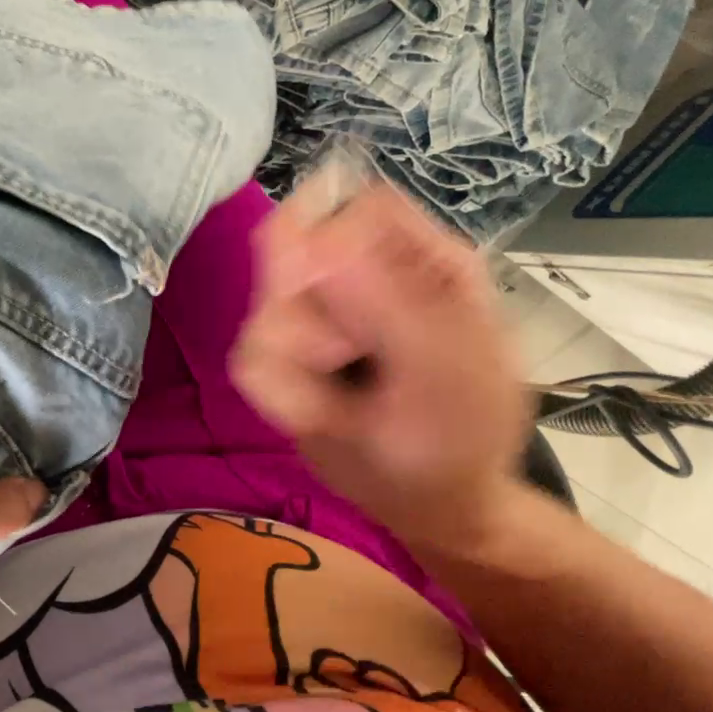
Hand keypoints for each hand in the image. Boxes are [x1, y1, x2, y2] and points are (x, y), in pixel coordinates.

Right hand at [232, 173, 535, 553]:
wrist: (427, 503)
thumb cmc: (460, 440)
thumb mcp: (449, 375)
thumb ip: (389, 302)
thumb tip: (318, 238)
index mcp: (425, 262)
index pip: (356, 208)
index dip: (330, 244)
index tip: (328, 298)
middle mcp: (364, 274)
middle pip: (291, 256)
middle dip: (301, 319)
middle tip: (341, 364)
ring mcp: (318, 312)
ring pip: (264, 311)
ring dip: (290, 367)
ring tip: (336, 405)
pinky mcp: (283, 349)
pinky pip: (252, 354)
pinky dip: (278, 391)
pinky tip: (317, 413)